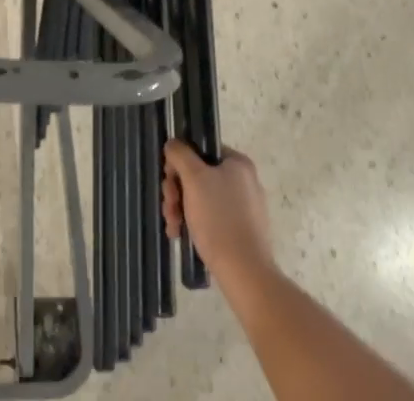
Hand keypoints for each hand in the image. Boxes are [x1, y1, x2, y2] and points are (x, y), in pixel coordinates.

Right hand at [162, 141, 272, 282]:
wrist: (243, 269)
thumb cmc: (218, 218)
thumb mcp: (194, 178)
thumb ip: (180, 154)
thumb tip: (173, 144)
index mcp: (238, 164)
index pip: (200, 150)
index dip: (180, 163)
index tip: (169, 180)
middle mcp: (244, 181)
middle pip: (197, 175)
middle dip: (176, 191)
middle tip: (169, 207)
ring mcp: (243, 206)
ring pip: (200, 197)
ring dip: (180, 208)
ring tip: (173, 226)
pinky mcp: (240, 228)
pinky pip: (210, 216)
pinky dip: (193, 222)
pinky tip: (180, 234)